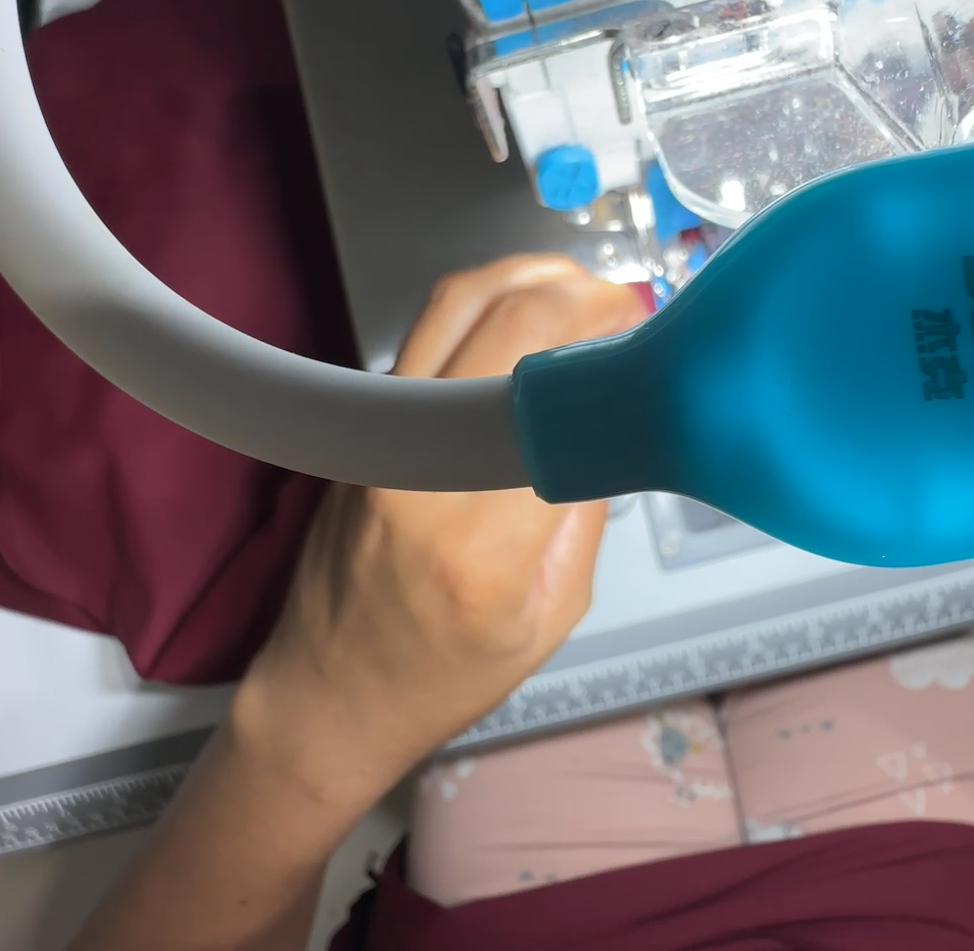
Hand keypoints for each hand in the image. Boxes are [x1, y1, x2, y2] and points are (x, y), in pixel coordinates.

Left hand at [235, 255, 648, 800]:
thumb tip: (610, 417)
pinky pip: (427, 331)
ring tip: (576, 290)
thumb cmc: (441, 673)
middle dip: (581, 295)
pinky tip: (523, 314)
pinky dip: (485, 302)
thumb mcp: (552, 614)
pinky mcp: (362, 425)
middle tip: (621, 303)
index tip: (645, 328)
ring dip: (527, 279)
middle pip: (509, 326)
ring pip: (456, 305)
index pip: (561, 396)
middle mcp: (419, 471)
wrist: (329, 693)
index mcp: (481, 539)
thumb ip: (585, 507)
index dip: (610, 338)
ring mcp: (379, 437)